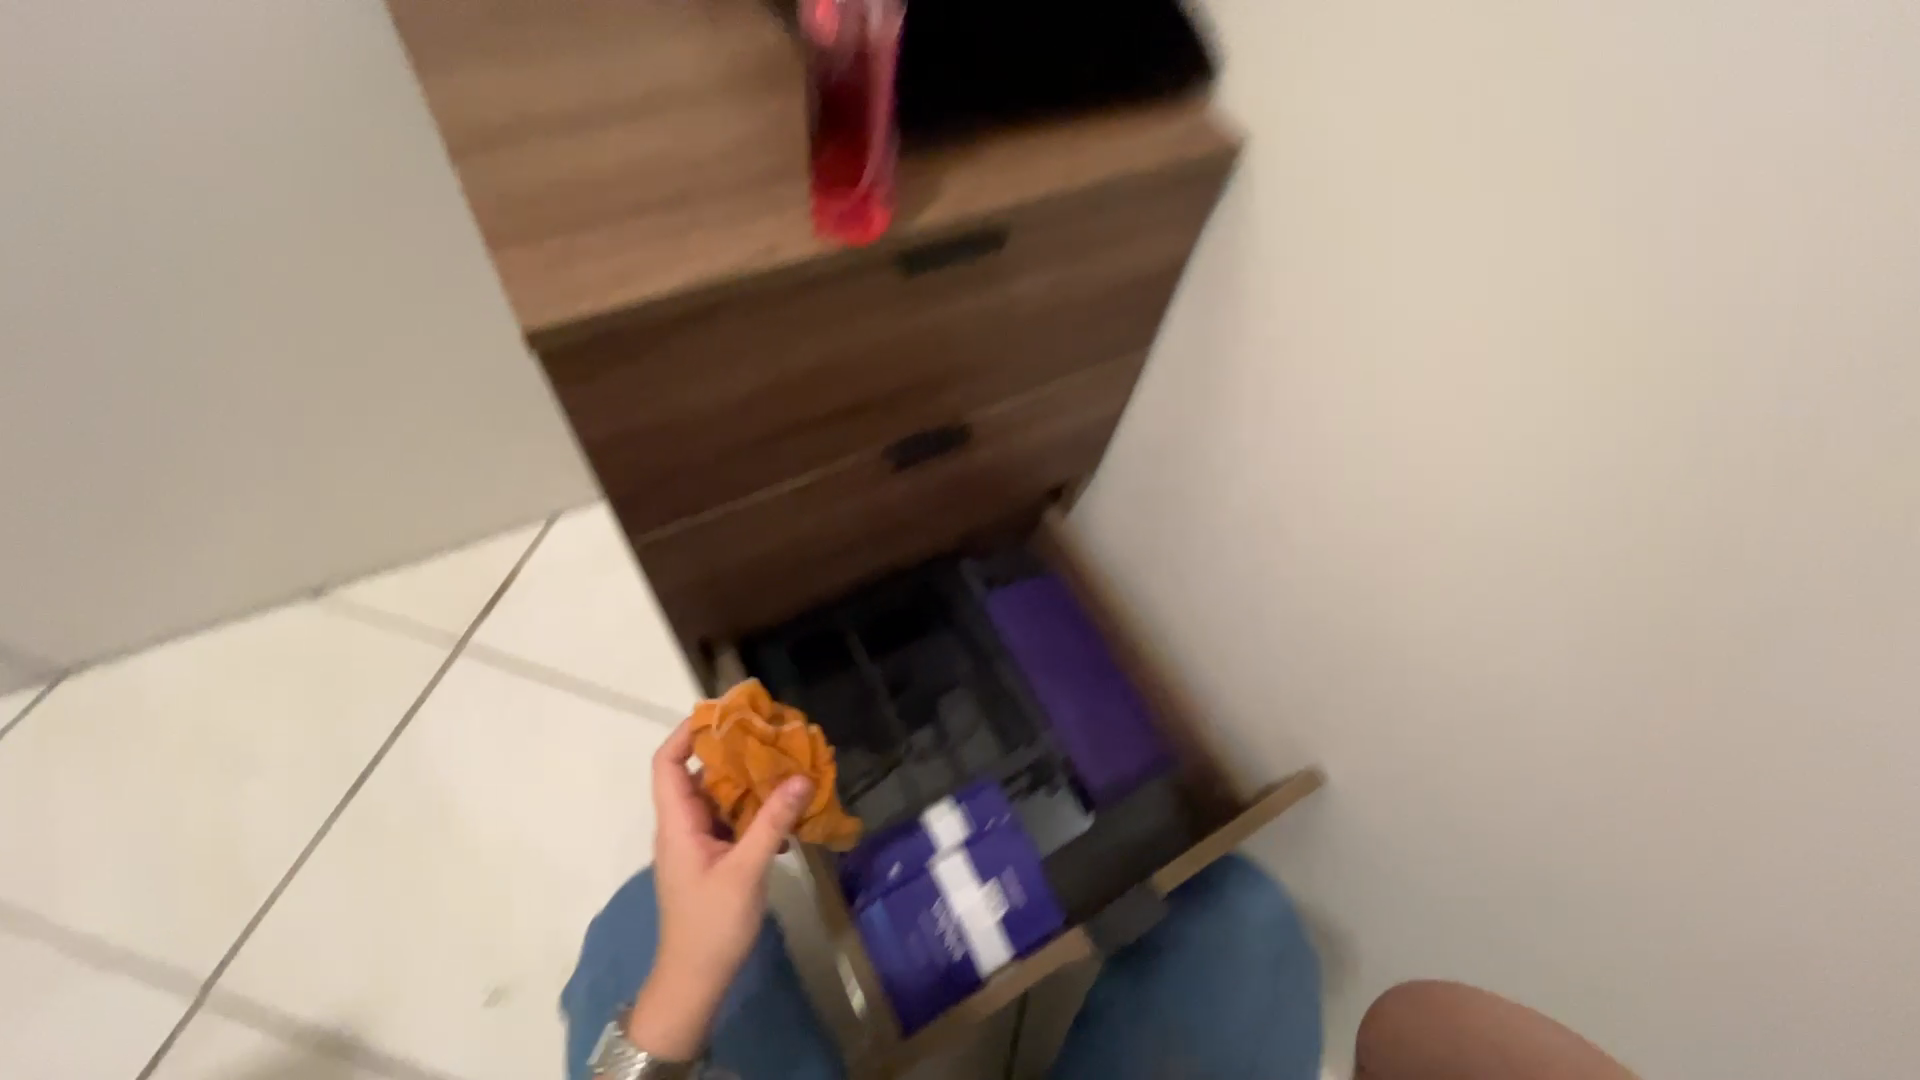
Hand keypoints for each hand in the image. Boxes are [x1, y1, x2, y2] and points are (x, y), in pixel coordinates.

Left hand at [625, 720, 813, 1059]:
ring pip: (719, 797)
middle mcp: (683, 826)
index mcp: (677, 823)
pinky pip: (732, 820)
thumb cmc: (711, 924)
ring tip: (786, 763)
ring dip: (749, 780)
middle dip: (732, 751)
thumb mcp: (746, 870)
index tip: (723, 713)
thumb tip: (801, 777)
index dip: (687, 733)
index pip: (667, 763)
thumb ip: (772, 821)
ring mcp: (698, 843)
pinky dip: (756, 809)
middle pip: (699, 774)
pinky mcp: (714, 859)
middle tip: (770, 733)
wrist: (696, 981)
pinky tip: (787, 810)